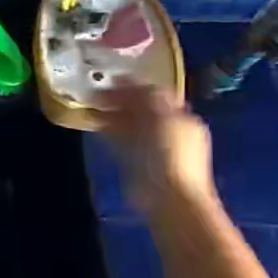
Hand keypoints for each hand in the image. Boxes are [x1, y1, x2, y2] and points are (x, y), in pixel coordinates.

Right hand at [98, 82, 217, 214]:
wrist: (169, 197)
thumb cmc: (168, 154)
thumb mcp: (160, 118)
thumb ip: (146, 98)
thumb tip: (129, 83)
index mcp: (182, 118)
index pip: (157, 94)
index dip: (133, 85)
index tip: (110, 80)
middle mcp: (172, 131)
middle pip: (143, 109)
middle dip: (121, 101)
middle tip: (97, 95)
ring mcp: (157, 149)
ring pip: (132, 126)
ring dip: (114, 116)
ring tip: (94, 110)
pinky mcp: (141, 164)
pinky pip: (125, 142)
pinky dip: (112, 134)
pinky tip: (99, 129)